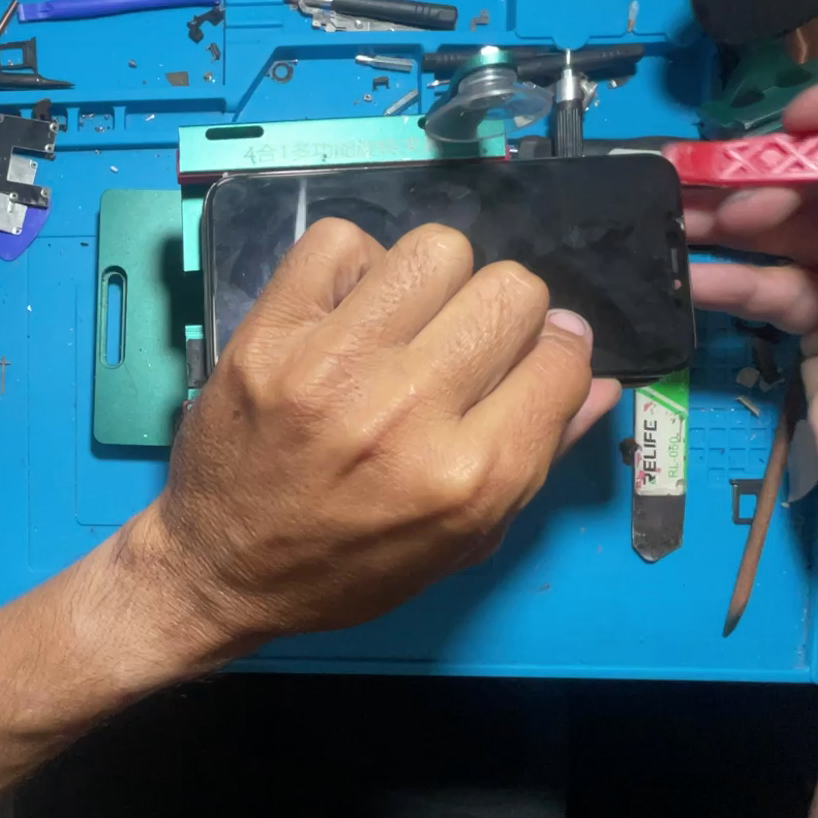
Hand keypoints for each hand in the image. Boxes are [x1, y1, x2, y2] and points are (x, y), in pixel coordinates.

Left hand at [135, 219, 621, 643]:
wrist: (219, 571)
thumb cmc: (342, 573)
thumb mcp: (455, 548)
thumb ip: (535, 462)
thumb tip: (598, 378)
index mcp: (467, 478)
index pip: (564, 356)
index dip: (550, 358)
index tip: (517, 368)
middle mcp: (404, 413)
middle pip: (509, 290)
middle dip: (500, 319)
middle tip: (455, 353)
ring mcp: (328, 368)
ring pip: (434, 251)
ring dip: (432, 286)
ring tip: (400, 330)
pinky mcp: (264, 339)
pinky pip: (336, 244)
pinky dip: (353, 269)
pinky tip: (345, 315)